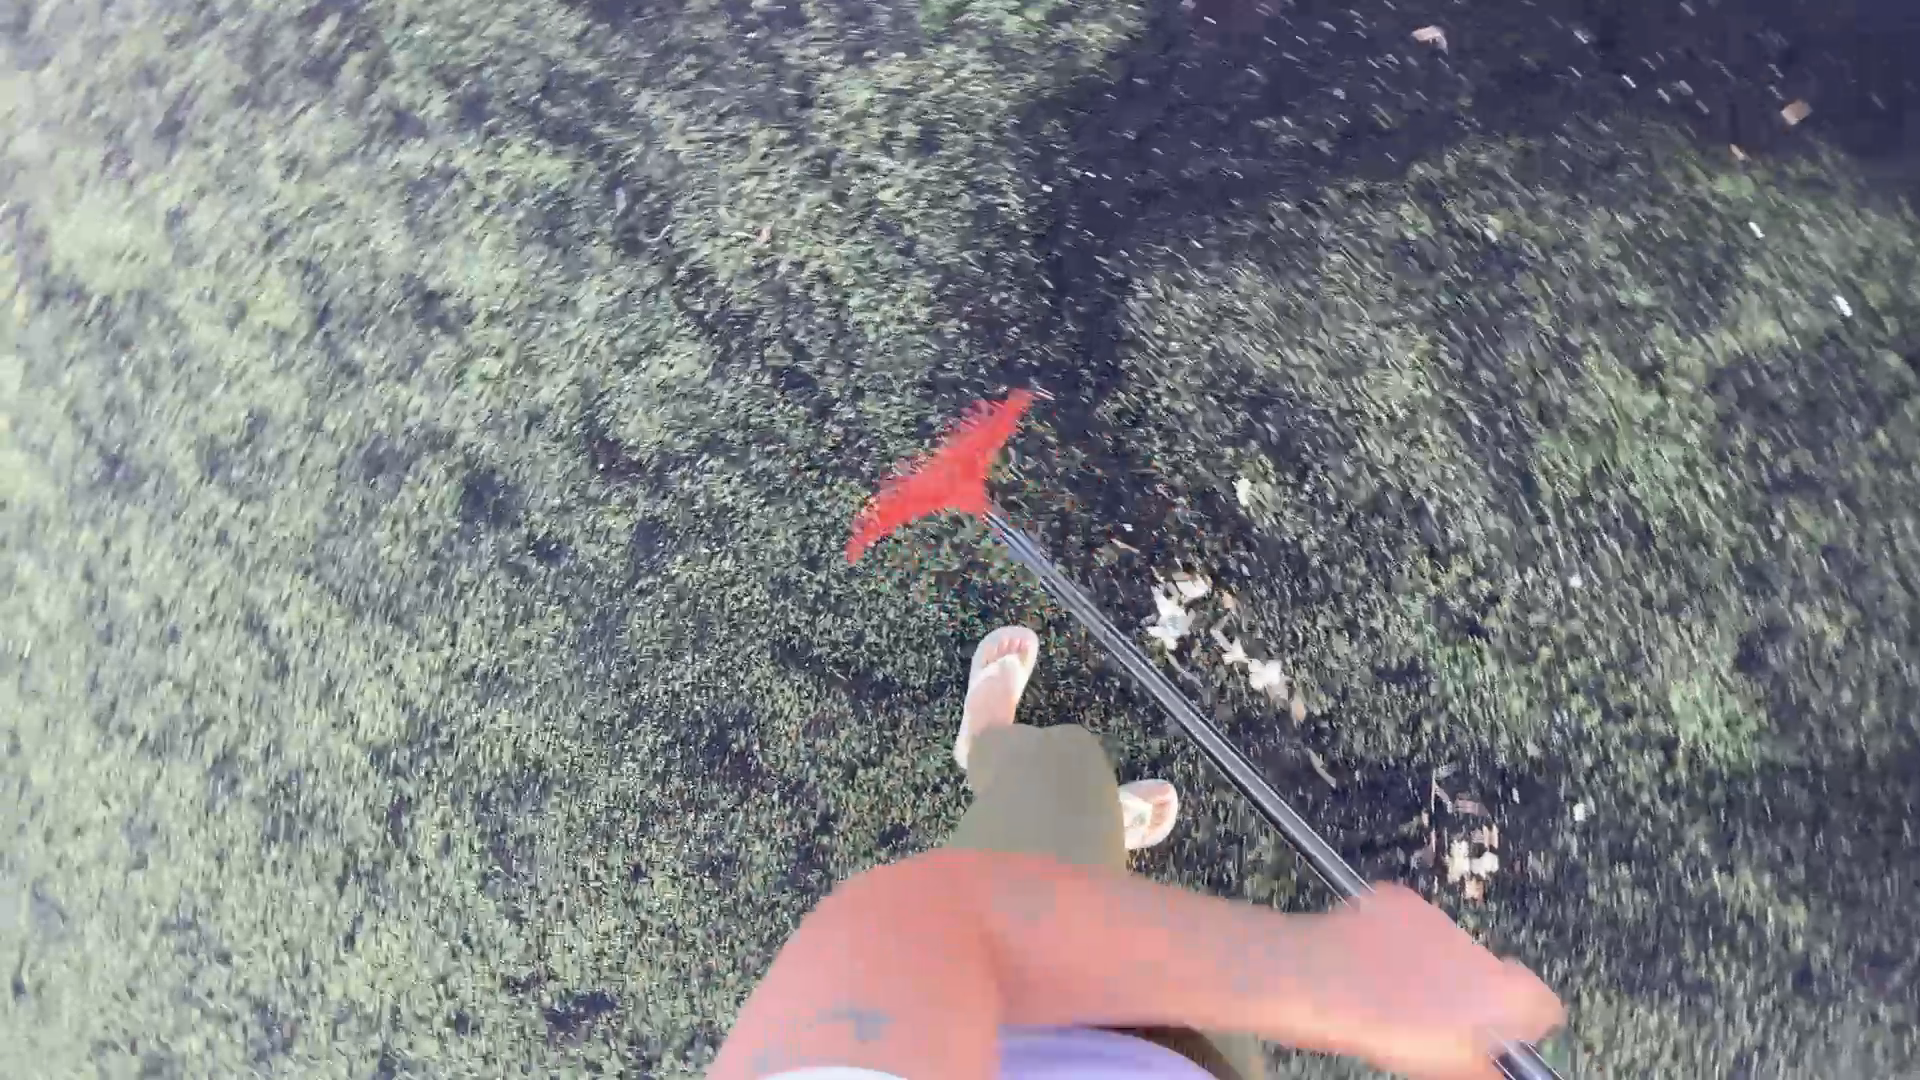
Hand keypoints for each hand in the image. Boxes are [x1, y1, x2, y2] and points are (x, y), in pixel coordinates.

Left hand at [1293, 884, 1565, 1079]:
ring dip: (1432, 956)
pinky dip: (1397, 930)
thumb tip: (1497, 1068)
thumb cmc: (1391, 1028)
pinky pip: (1406, 916)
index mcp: (1505, 991)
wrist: (1327, 979)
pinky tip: (1376, 952)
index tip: (1502, 1030)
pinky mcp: (1395, 894)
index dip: (1523, 1018)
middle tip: (1439, 1009)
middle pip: (1489, 967)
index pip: (1542, 1001)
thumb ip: (1489, 1067)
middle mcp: (1476, 946)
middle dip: (1470, 985)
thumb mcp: (1453, 1065)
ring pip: (1446, 940)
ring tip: (1397, 980)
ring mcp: (1432, 914)